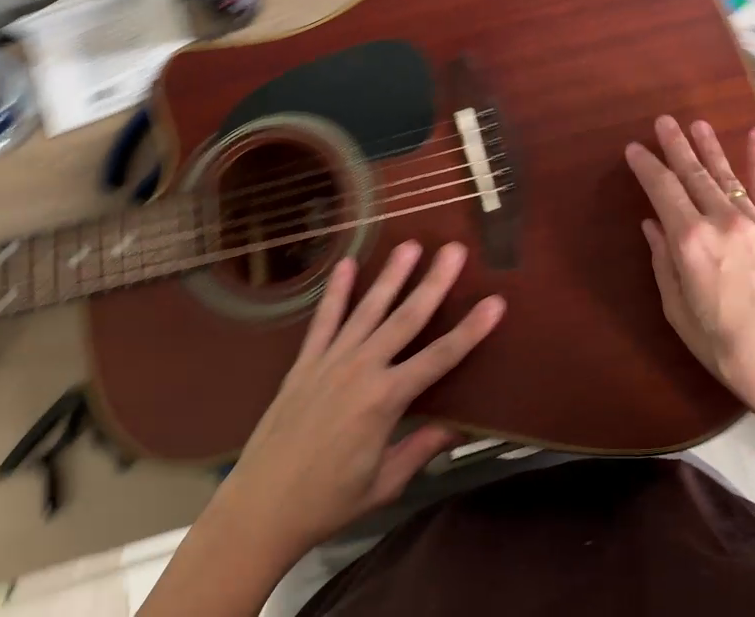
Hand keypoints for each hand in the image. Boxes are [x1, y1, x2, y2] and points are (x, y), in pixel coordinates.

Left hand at [213, 241, 505, 559]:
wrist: (260, 508)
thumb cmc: (327, 503)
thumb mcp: (383, 485)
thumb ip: (419, 450)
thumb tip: (457, 428)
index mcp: (385, 401)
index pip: (439, 358)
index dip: (471, 330)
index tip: (495, 302)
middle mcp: (360, 371)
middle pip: (405, 319)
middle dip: (433, 283)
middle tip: (454, 250)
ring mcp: (329, 362)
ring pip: (367, 310)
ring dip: (391, 276)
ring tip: (410, 245)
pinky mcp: (303, 365)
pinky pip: (323, 321)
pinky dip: (336, 292)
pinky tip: (346, 265)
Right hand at [625, 116, 754, 433]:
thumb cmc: (724, 348)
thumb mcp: (679, 312)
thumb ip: (663, 263)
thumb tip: (652, 226)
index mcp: (689, 242)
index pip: (662, 190)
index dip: (646, 166)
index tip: (634, 149)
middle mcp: (721, 222)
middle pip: (692, 174)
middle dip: (675, 146)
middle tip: (663, 122)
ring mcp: (754, 223)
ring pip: (725, 175)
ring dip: (709, 146)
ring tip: (695, 123)